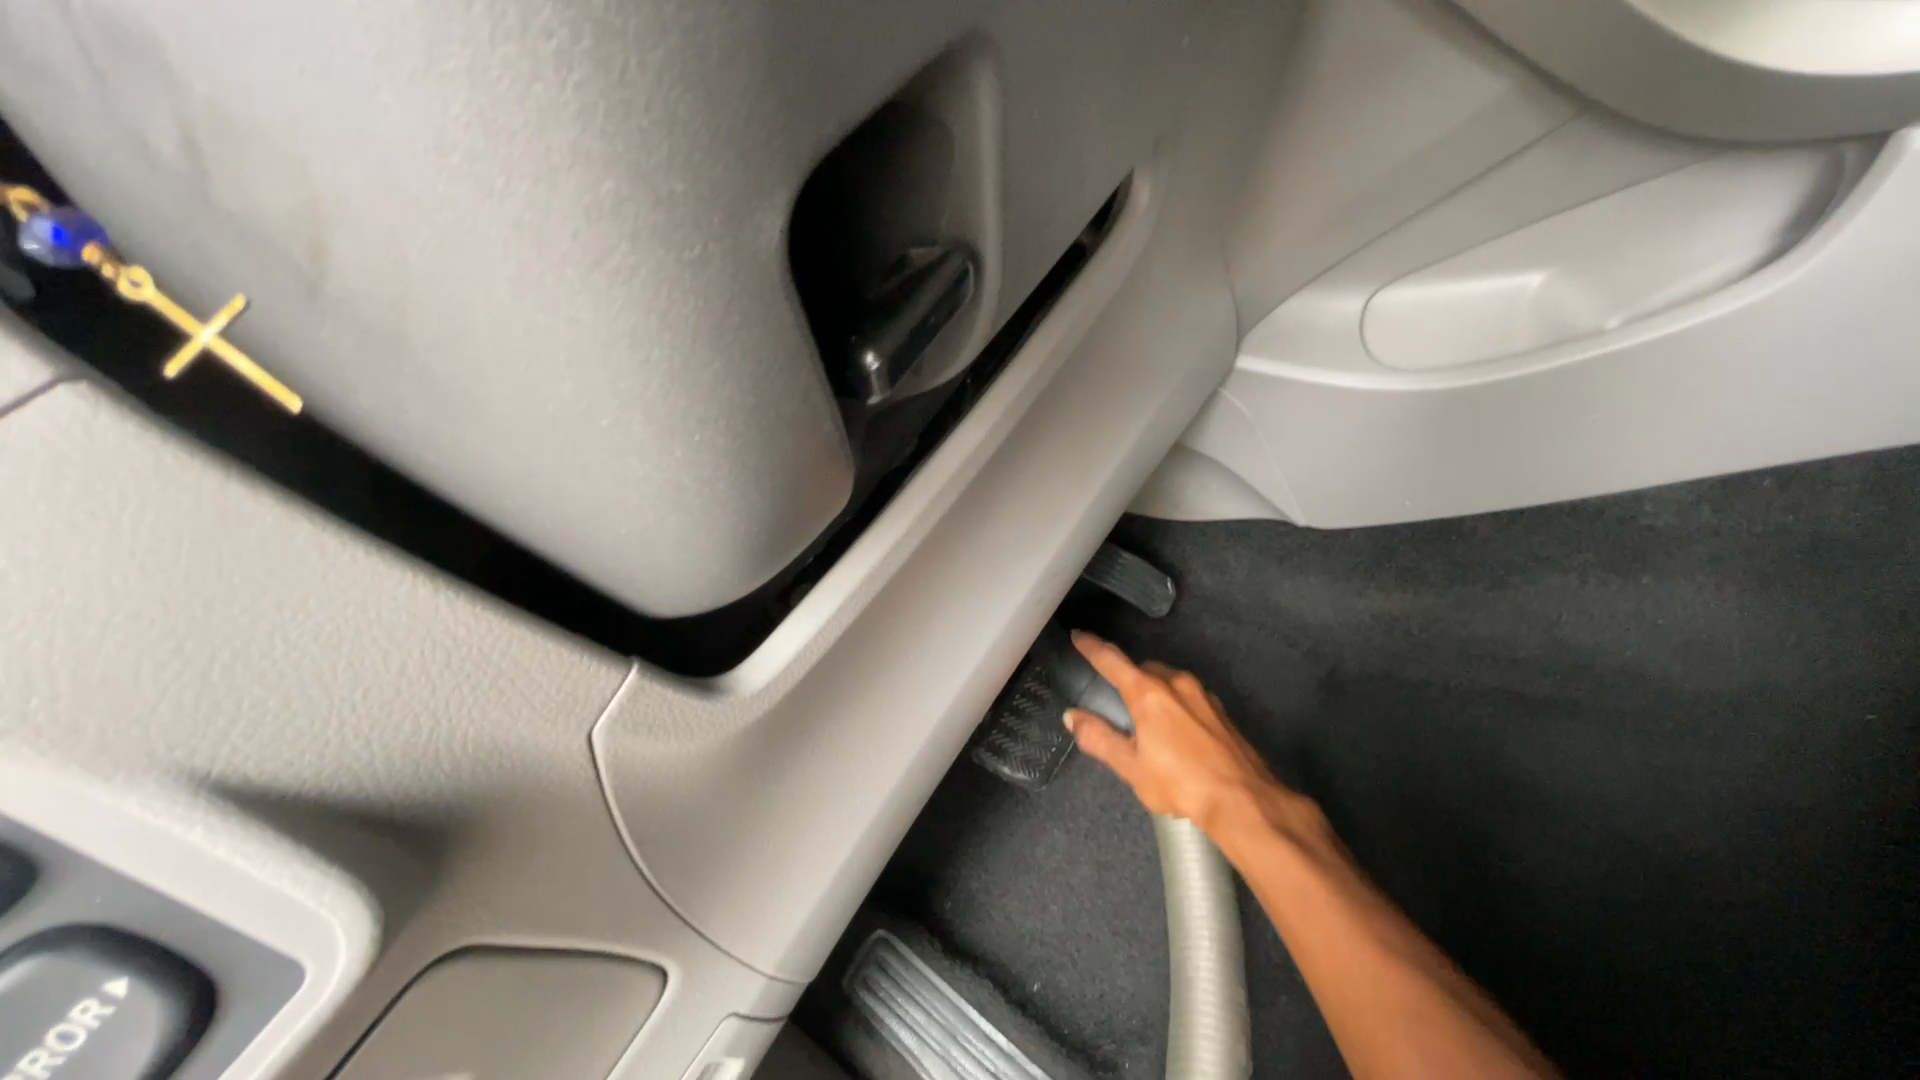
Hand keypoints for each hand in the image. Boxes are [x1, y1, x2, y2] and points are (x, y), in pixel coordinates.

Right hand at [1065, 631, 1326, 845]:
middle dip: (1127, 677)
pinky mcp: (1221, 711)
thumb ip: (1099, 738)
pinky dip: (1175, 704)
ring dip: (1153, 691)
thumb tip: (1072, 716)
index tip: (1078, 635)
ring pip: (1169, 681)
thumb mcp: (1131, 767)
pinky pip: (1189, 696)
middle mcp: (1176, 683)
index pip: (1112, 661)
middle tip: (1116, 700)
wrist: (1243, 800)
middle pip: (1143, 669)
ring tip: (1147, 721)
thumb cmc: (1180, 783)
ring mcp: (1203, 695)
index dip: (1091, 647)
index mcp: (1148, 693)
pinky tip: (1177, 731)